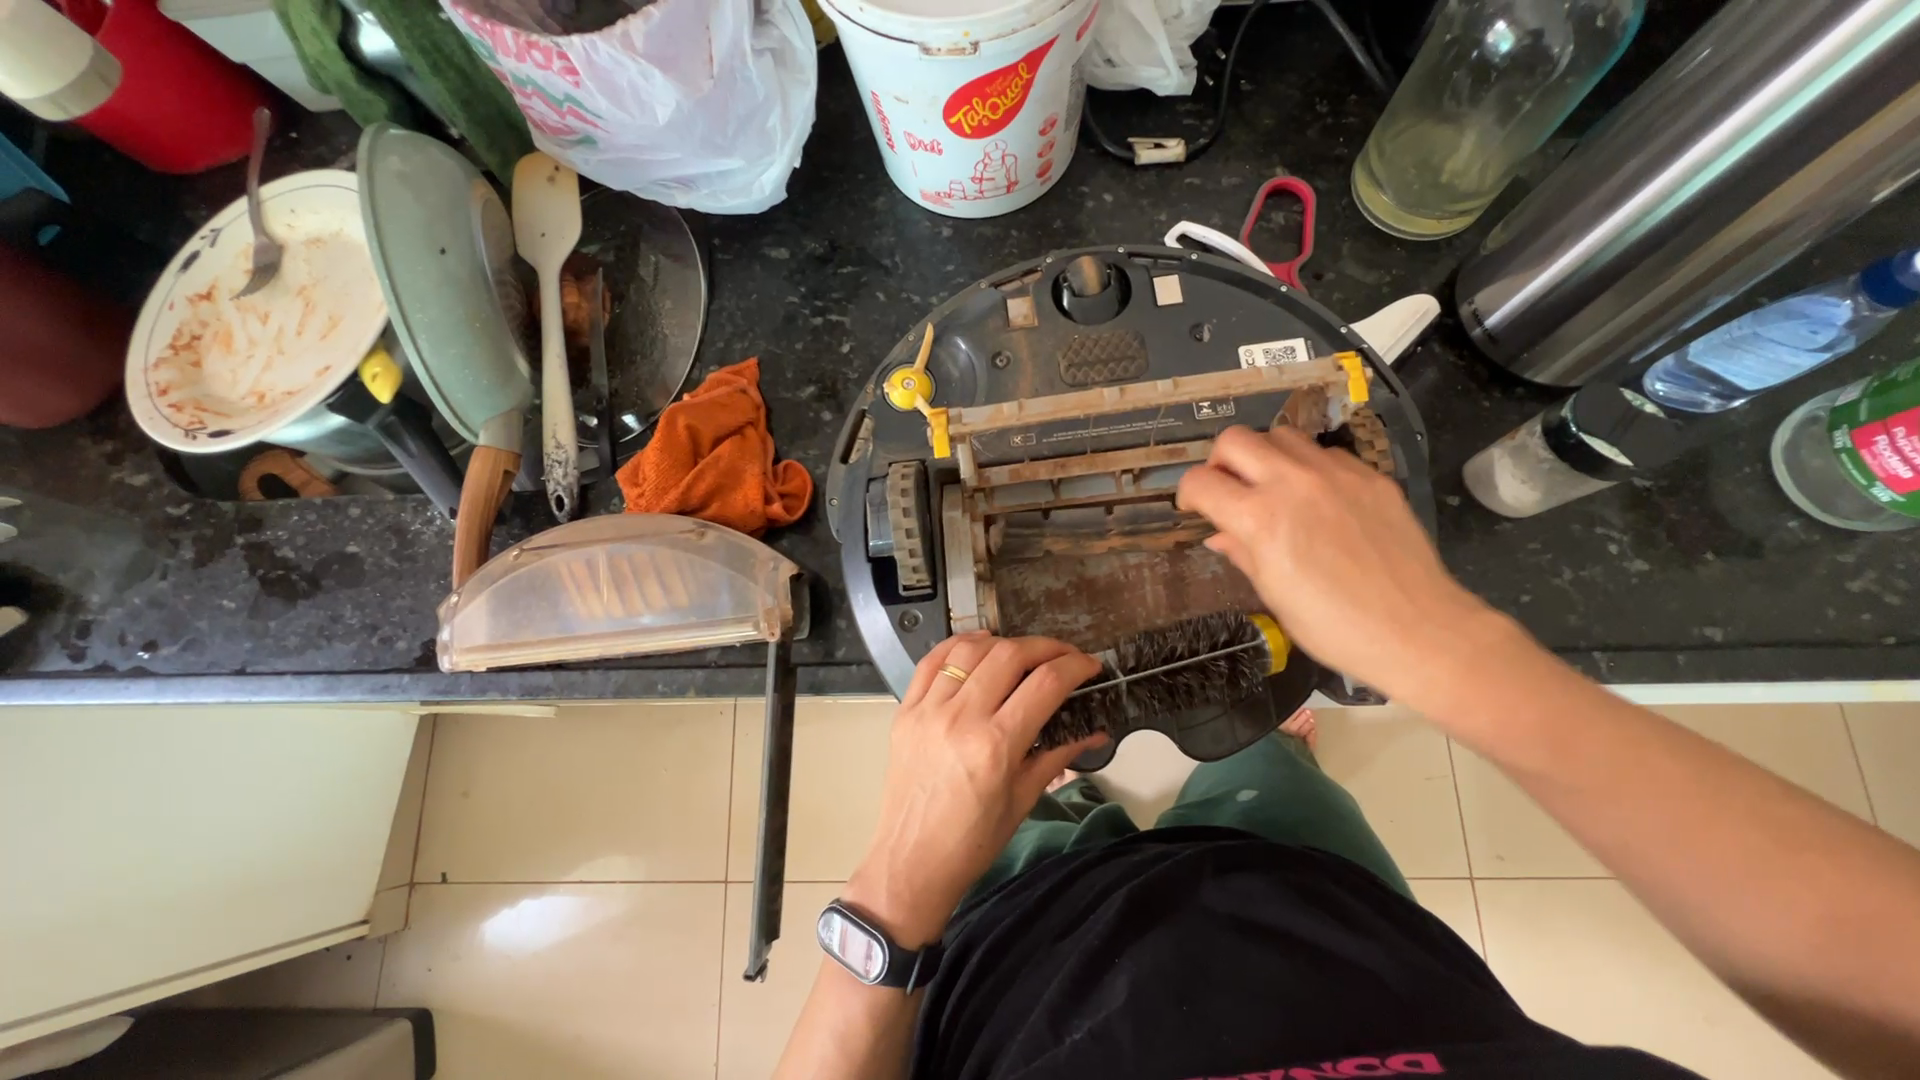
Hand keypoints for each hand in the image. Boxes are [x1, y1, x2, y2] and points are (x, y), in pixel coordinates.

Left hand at [844, 633, 1106, 945]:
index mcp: (996, 746)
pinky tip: (980, 644)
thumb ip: (1058, 755)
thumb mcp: (1023, 800)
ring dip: (1004, 642)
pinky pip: (932, 662)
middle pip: (1009, 655)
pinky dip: (958, 644)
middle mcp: (961, 719)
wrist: (911, 863)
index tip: (1090, 666)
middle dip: (1046, 647)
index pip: (1045, 684)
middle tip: (1064, 656)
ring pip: (970, 650)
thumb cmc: (972, 841)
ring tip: (1024, 652)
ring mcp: (928, 711)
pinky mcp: (905, 711)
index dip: (1075, 666)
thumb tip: (1096, 731)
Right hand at [1176, 425, 1502, 701]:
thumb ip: (1242, 554)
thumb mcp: (1274, 595)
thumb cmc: (1334, 627)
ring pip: (1281, 435)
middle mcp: (1294, 483)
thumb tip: (1220, 535)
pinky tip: (1318, 499)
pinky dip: (1308, 467)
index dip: (1188, 494)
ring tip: (1273, 488)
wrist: (1416, 630)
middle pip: (1235, 440)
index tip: (1195, 508)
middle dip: (1220, 463)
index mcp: (1260, 519)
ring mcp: (1336, 475)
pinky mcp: (1371, 476)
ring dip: (1265, 457)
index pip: (1201, 482)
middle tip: (1229, 491)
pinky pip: (1326, 453)